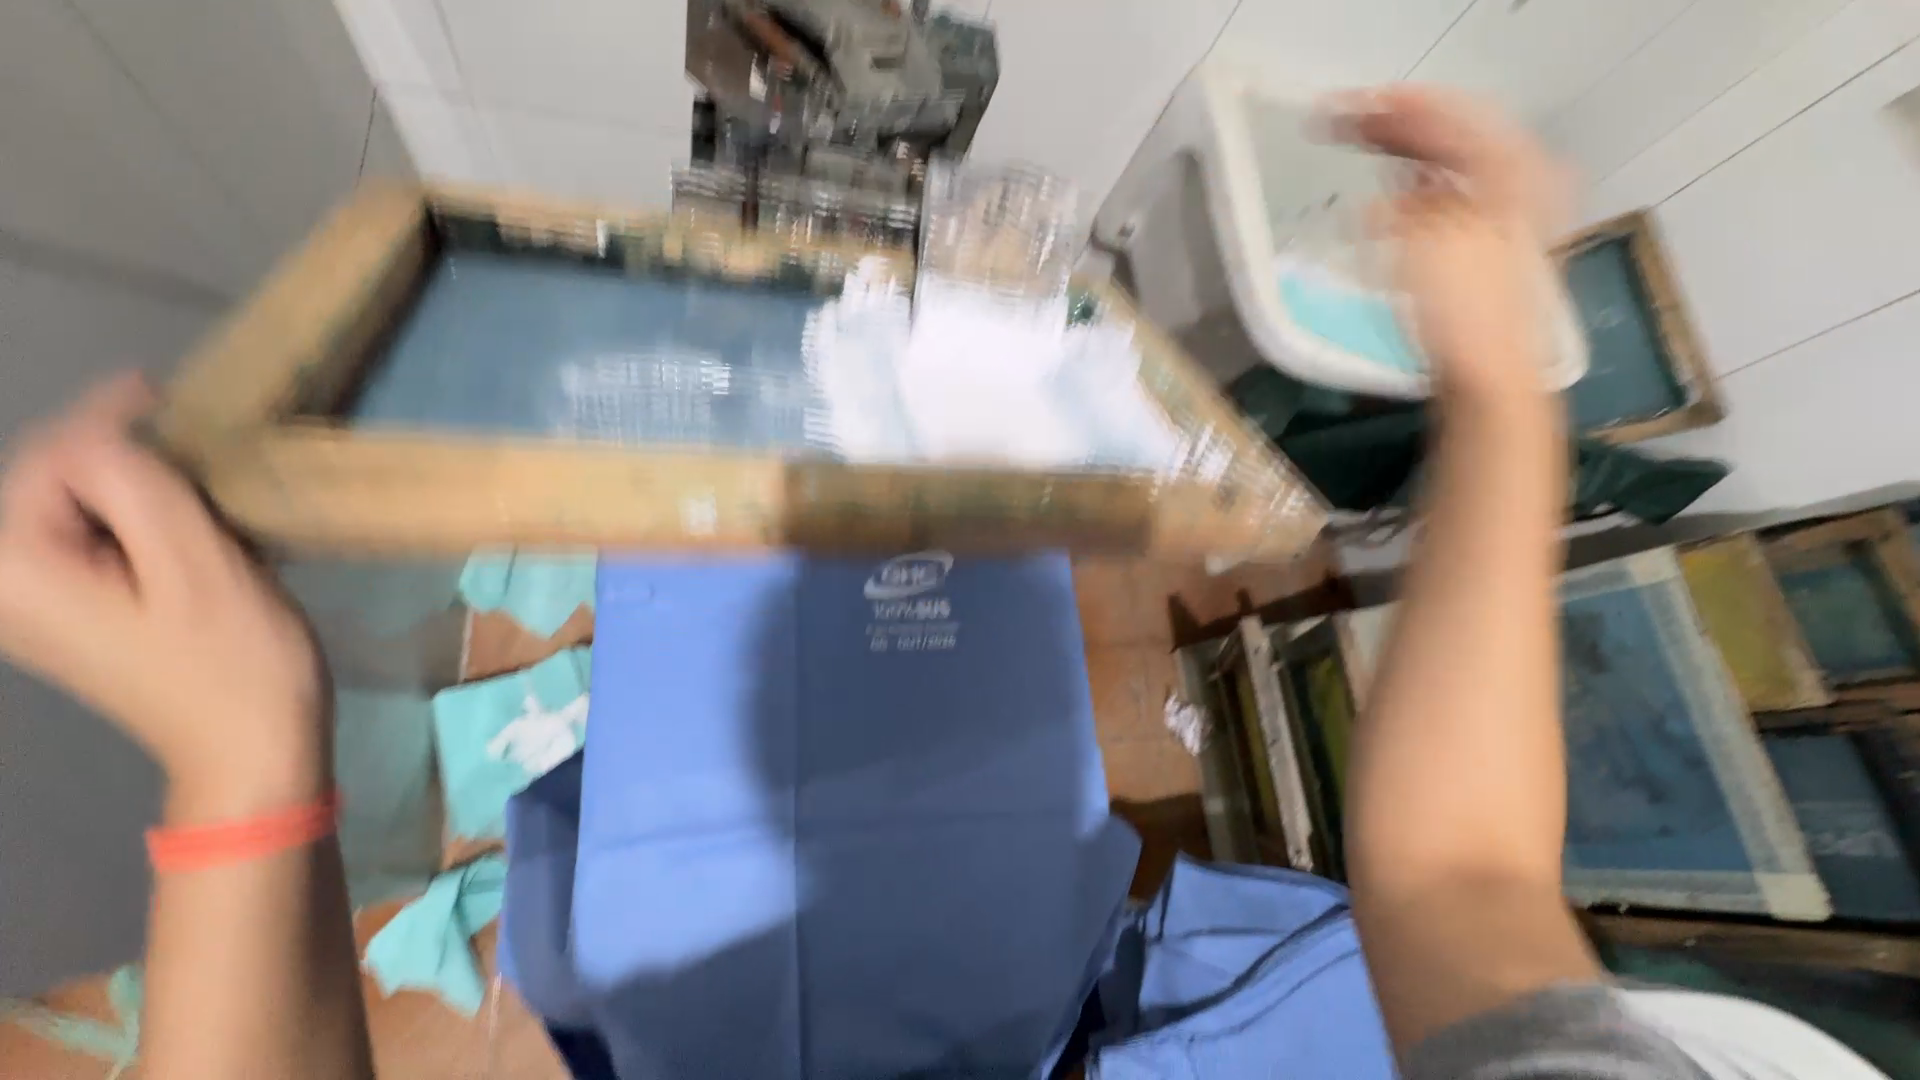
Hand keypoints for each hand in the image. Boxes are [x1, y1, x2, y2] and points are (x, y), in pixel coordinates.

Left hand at [0, 375, 327, 813]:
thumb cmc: (236, 661)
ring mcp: (33, 606)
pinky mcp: (70, 618)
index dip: (111, 418)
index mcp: (17, 567)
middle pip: (52, 483)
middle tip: (199, 444)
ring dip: (139, 490)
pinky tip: (192, 532)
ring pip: (76, 512)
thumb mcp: (202, 566)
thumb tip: (114, 432)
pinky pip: (92, 544)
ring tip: (205, 484)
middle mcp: (2, 584)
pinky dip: (141, 525)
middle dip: (122, 455)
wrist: (251, 749)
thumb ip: (142, 489)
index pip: (53, 459)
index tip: (164, 386)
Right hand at [1322, 85, 1571, 405]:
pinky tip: (1387, 191)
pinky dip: (1414, 189)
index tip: (1351, 107)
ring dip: (1403, 154)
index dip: (1399, 109)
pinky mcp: (1485, 246)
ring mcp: (1504, 215)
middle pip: (1453, 137)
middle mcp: (1516, 184)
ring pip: (1448, 167)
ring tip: (1360, 145)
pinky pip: (1447, 197)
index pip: (1451, 119)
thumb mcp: (1432, 244)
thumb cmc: (1463, 314)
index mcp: (1512, 173)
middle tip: (1346, 123)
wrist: (1490, 376)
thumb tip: (1390, 184)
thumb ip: (1410, 200)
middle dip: (1398, 128)